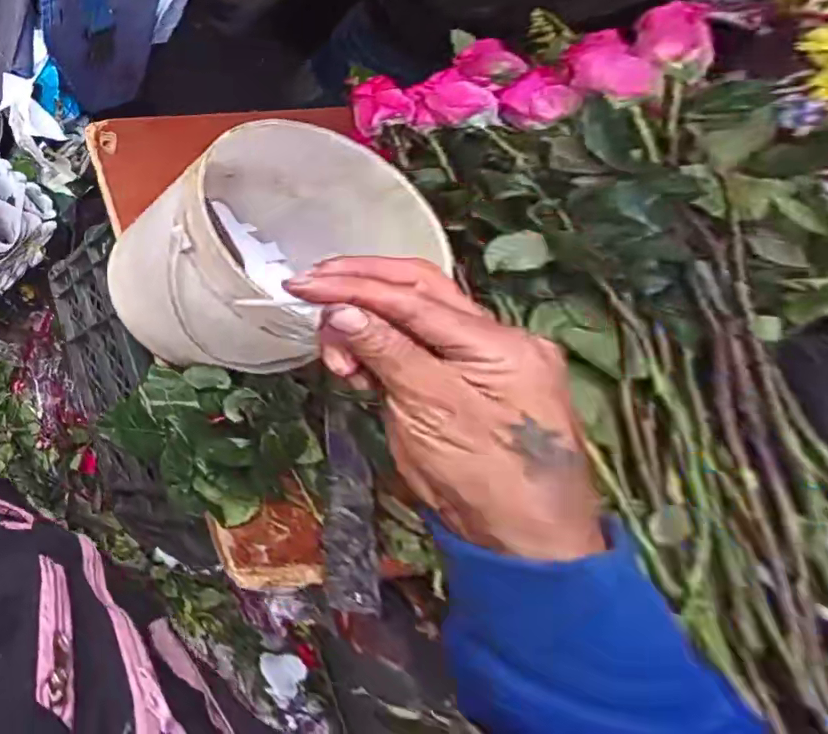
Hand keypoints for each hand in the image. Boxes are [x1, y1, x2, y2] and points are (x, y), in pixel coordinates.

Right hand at [285, 257, 604, 561]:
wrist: (522, 544)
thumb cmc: (488, 480)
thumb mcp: (431, 410)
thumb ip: (386, 350)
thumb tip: (339, 309)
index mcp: (499, 343)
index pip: (413, 298)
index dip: (353, 287)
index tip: (305, 285)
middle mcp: (490, 338)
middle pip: (414, 287)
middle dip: (358, 283)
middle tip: (310, 286)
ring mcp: (471, 356)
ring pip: (404, 313)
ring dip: (360, 322)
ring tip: (336, 358)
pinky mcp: (450, 375)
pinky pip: (403, 344)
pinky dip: (370, 346)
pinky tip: (352, 366)